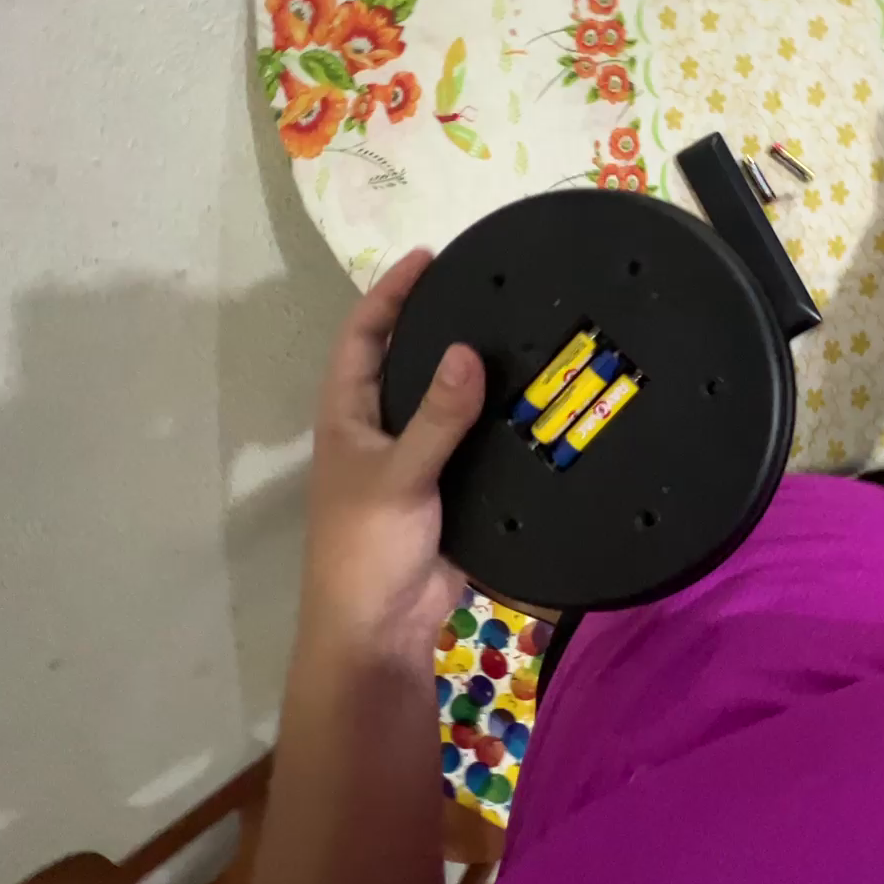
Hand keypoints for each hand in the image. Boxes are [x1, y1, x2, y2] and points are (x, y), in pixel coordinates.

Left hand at [302, 249, 484, 661]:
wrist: (384, 625)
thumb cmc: (367, 547)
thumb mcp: (399, 475)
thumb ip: (436, 417)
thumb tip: (466, 350)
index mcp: (349, 416)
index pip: (363, 337)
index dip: (390, 294)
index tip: (429, 258)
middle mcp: (381, 428)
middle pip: (407, 362)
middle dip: (437, 323)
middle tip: (488, 291)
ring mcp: (418, 458)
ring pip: (447, 401)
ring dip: (475, 372)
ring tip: (522, 336)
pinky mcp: (452, 485)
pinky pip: (476, 438)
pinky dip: (499, 417)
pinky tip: (535, 402)